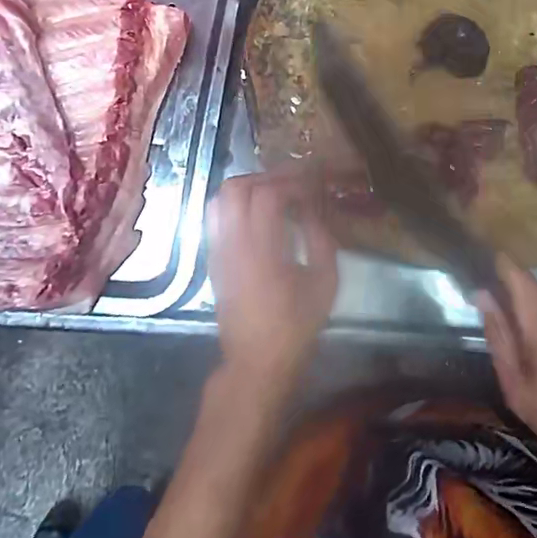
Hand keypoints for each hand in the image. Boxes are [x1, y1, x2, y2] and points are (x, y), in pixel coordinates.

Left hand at [206, 172, 338, 393]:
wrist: (256, 361)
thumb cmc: (296, 326)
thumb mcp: (325, 283)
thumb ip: (322, 240)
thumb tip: (314, 209)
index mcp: (262, 249)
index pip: (268, 194)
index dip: (291, 182)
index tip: (311, 184)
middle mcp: (232, 243)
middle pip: (236, 187)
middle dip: (265, 176)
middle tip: (291, 182)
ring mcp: (217, 249)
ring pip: (219, 198)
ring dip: (246, 187)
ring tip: (272, 193)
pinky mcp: (212, 258)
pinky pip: (215, 217)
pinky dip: (234, 204)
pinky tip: (255, 214)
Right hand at [480, 265, 536, 490]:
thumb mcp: (519, 388)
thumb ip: (498, 337)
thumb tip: (482, 296)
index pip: (508, 264)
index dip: (487, 262)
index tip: (470, 272)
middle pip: (527, 285)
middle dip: (508, 299)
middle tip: (493, 330)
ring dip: (534, 316)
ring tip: (526, 353)